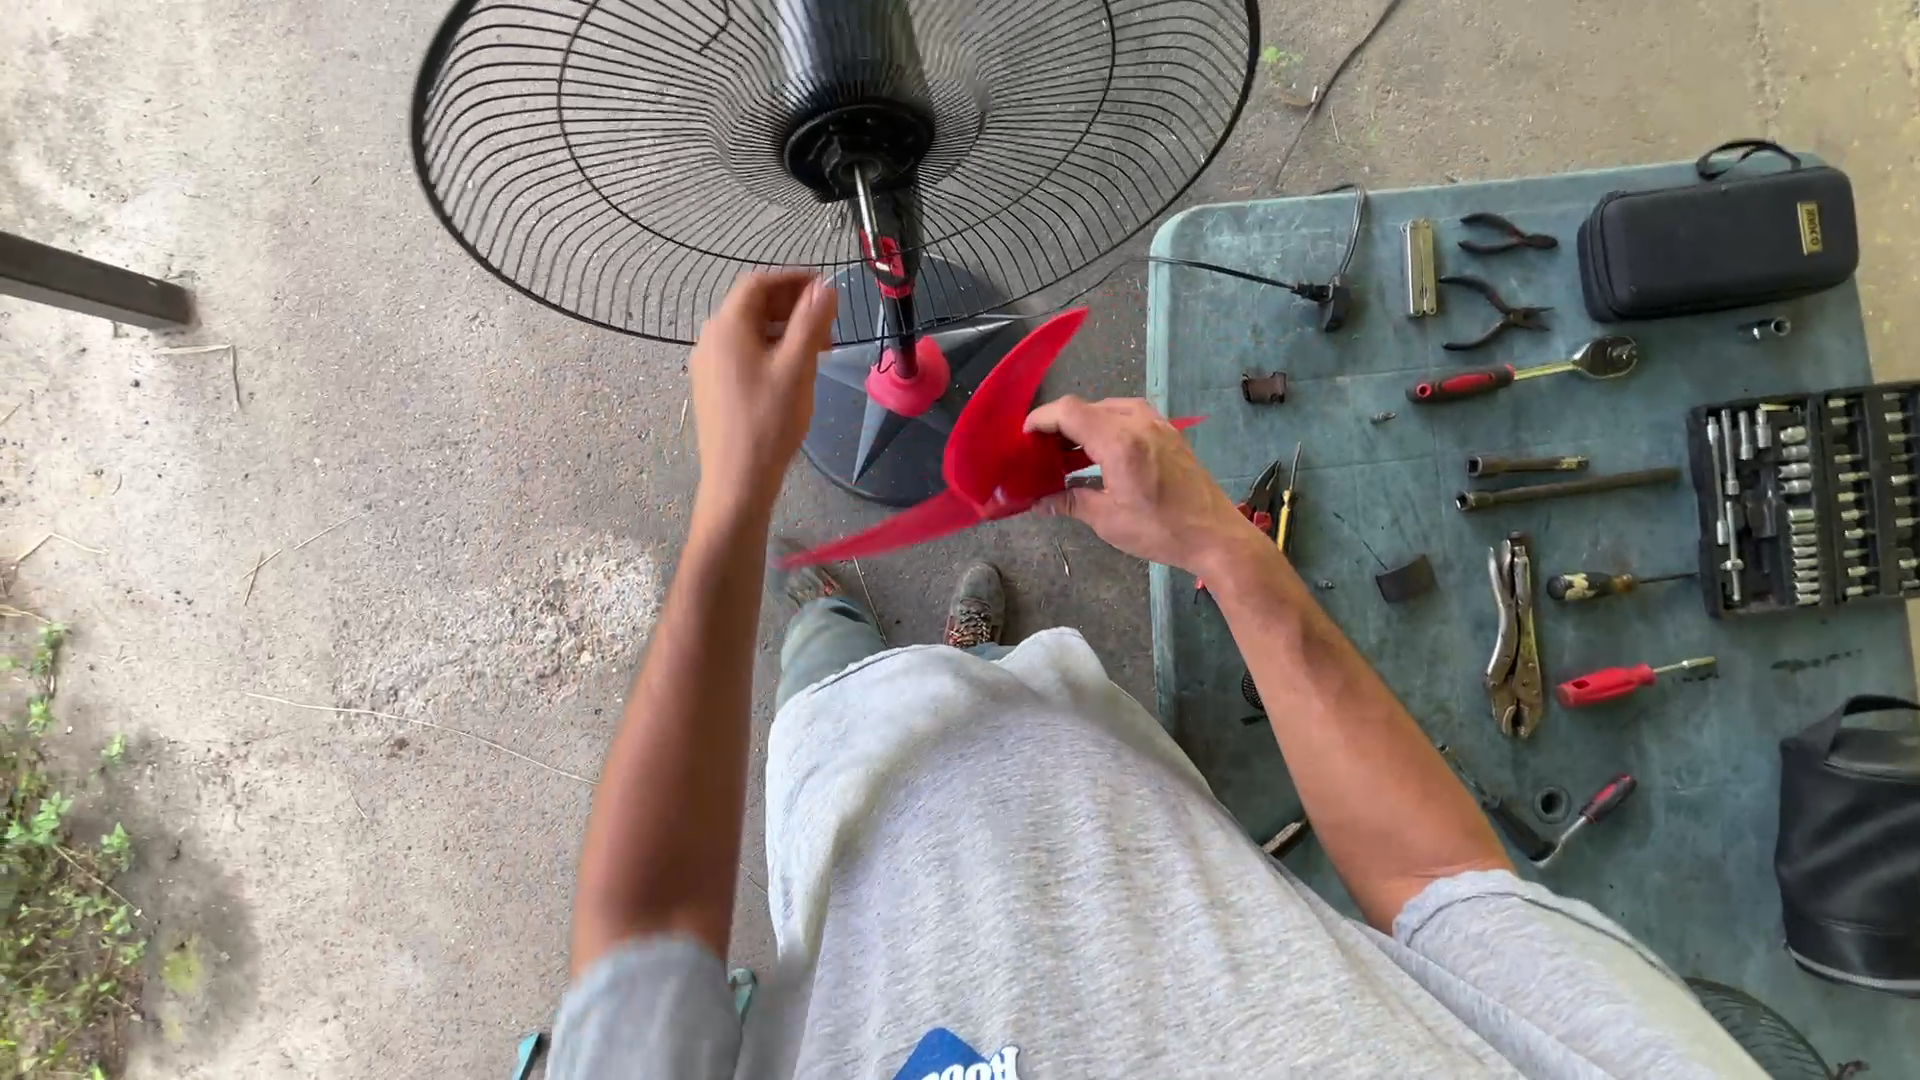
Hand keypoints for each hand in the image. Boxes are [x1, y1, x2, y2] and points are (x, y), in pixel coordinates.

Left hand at [689, 272, 836, 518]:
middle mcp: (710, 339)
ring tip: (816, 351)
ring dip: (783, 331)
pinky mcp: (711, 388)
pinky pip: (741, 354)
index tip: (825, 287)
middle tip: (828, 324)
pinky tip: (791, 373)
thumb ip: (811, 322)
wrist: (738, 478)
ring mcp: (707, 365)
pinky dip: (769, 350)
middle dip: (792, 307)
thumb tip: (825, 287)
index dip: (793, 279)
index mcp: (727, 326)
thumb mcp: (797, 367)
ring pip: (748, 332)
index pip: (759, 283)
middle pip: (752, 306)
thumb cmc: (770, 420)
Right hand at [1024, 396, 1263, 575]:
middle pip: (1087, 407)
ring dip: (1084, 425)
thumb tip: (1038, 502)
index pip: (1069, 411)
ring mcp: (1157, 424)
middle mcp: (1138, 422)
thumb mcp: (1107, 520)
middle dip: (1059, 424)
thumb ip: (1070, 503)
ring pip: (1108, 408)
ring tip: (1066, 453)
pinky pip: (1129, 416)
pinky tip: (1099, 453)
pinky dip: (1107, 427)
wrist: (1216, 535)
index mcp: (1119, 441)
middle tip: (1041, 450)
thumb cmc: (1161, 530)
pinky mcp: (1169, 433)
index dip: (1041, 419)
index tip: (1024, 436)